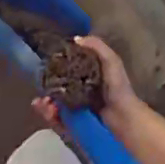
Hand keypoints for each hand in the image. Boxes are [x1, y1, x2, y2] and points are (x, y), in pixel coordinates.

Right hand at [30, 35, 145, 129]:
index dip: (54, 68)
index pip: (65, 70)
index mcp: (87, 76)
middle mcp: (79, 92)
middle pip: (56, 89)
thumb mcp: (111, 61)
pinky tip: (46, 111)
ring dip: (45, 104)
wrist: (123, 116)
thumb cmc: (117, 87)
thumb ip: (96, 46)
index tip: (45, 66)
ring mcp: (75, 110)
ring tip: (42, 103)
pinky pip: (57, 120)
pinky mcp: (73, 125)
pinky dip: (49, 116)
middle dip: (46, 89)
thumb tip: (75, 38)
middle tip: (41, 89)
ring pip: (54, 105)